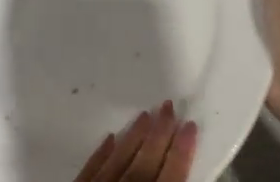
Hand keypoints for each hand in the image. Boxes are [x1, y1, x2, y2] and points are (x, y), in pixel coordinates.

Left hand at [73, 102, 196, 181]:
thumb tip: (181, 170)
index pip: (171, 174)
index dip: (182, 150)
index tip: (190, 124)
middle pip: (145, 162)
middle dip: (159, 133)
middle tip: (168, 105)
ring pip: (118, 160)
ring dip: (133, 137)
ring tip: (145, 114)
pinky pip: (90, 170)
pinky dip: (101, 154)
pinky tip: (109, 137)